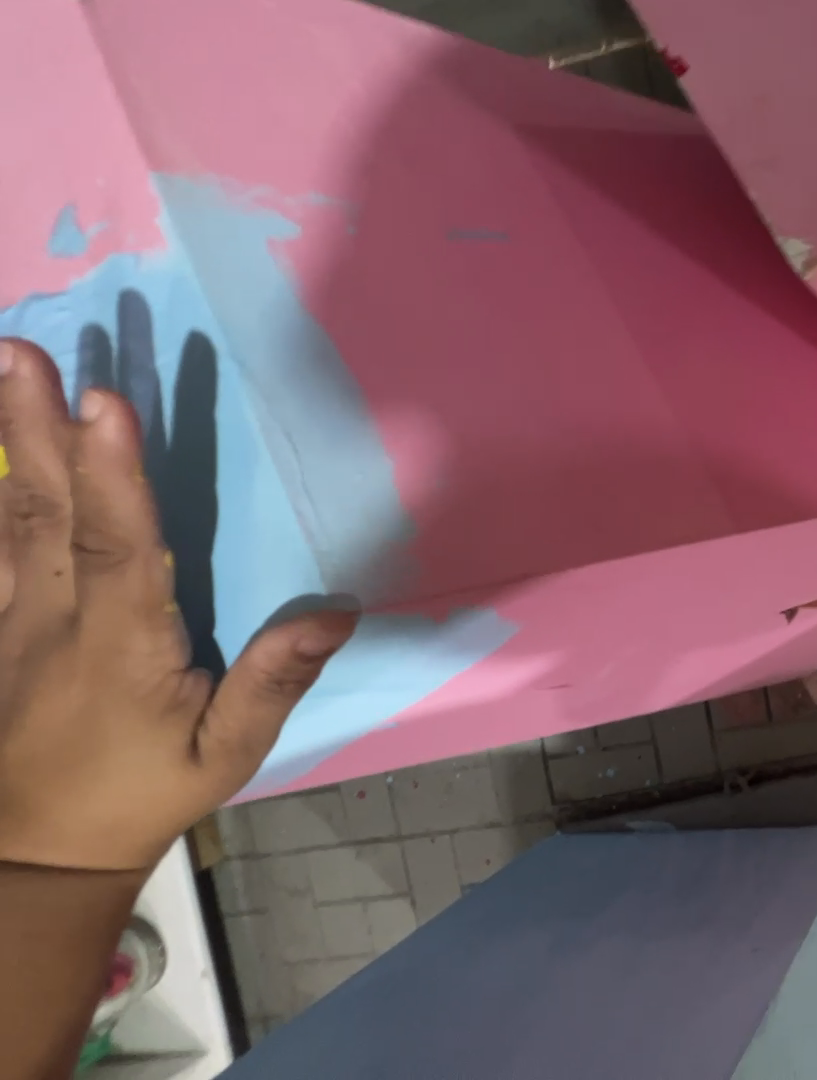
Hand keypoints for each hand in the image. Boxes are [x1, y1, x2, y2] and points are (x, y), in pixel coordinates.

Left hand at [0, 339, 357, 871]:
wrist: (30, 849)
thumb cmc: (146, 790)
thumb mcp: (233, 748)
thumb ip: (276, 680)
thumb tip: (337, 610)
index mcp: (123, 644)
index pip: (119, 545)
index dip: (115, 473)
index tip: (105, 402)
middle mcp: (52, 618)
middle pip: (45, 512)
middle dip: (37, 429)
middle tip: (21, 349)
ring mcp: (8, 621)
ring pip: (4, 520)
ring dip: (3, 446)